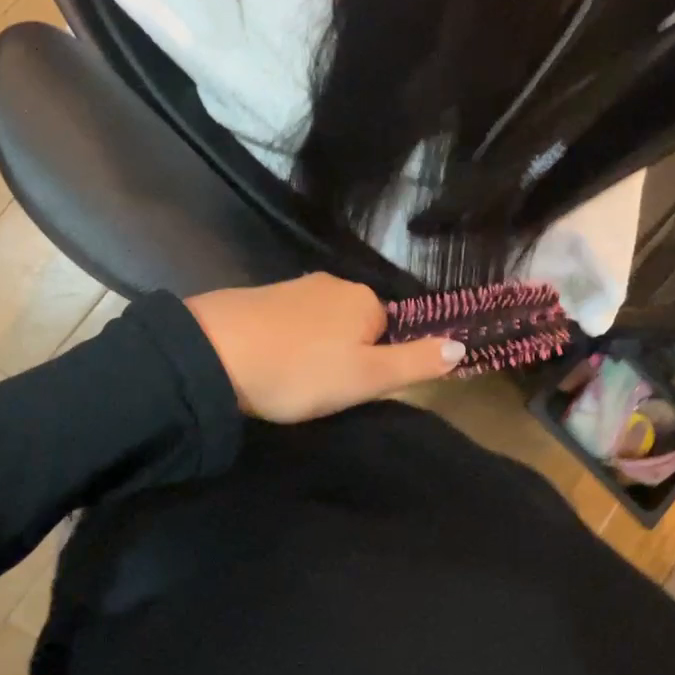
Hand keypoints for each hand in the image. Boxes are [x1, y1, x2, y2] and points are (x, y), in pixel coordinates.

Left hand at [185, 273, 465, 422]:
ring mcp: (295, 287)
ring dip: (315, 351)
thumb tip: (462, 345)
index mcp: (365, 300)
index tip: (349, 390)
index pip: (391, 333)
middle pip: (357, 327)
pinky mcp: (261, 297)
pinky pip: (291, 323)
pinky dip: (289, 344)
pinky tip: (271, 363)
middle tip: (320, 391)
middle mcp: (334, 283)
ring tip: (293, 381)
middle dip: (345, 356)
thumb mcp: (366, 378)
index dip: (375, 366)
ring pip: (323, 325)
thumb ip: (416, 362)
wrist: (212, 354)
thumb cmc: (299, 371)